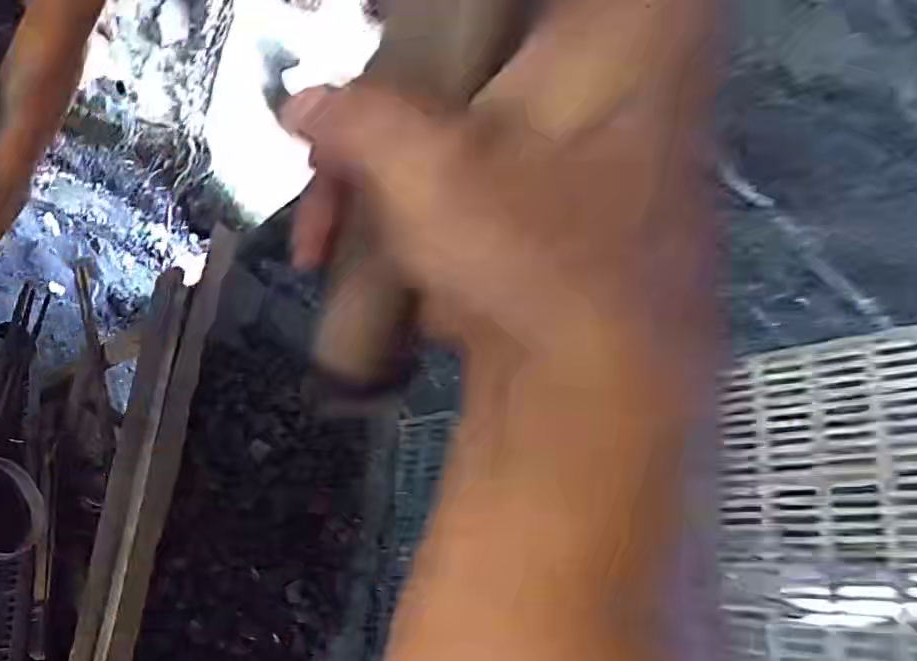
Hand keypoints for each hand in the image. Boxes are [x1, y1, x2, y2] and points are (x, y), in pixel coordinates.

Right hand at [280, 0, 715, 378]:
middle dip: (367, 122)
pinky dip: (400, 202)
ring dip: (367, 178)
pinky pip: (459, 169)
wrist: (584, 368)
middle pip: (463, 54)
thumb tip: (298, 102)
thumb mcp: (425, 174)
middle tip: (317, 169)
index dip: (416, 16)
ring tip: (318, 245)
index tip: (362, 31)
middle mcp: (611, 57)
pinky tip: (352, 252)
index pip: (490, 0)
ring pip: (449, 121)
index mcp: (618, 16)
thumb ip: (357, 122)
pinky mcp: (546, 192)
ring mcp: (577, 132)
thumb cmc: (524, 251)